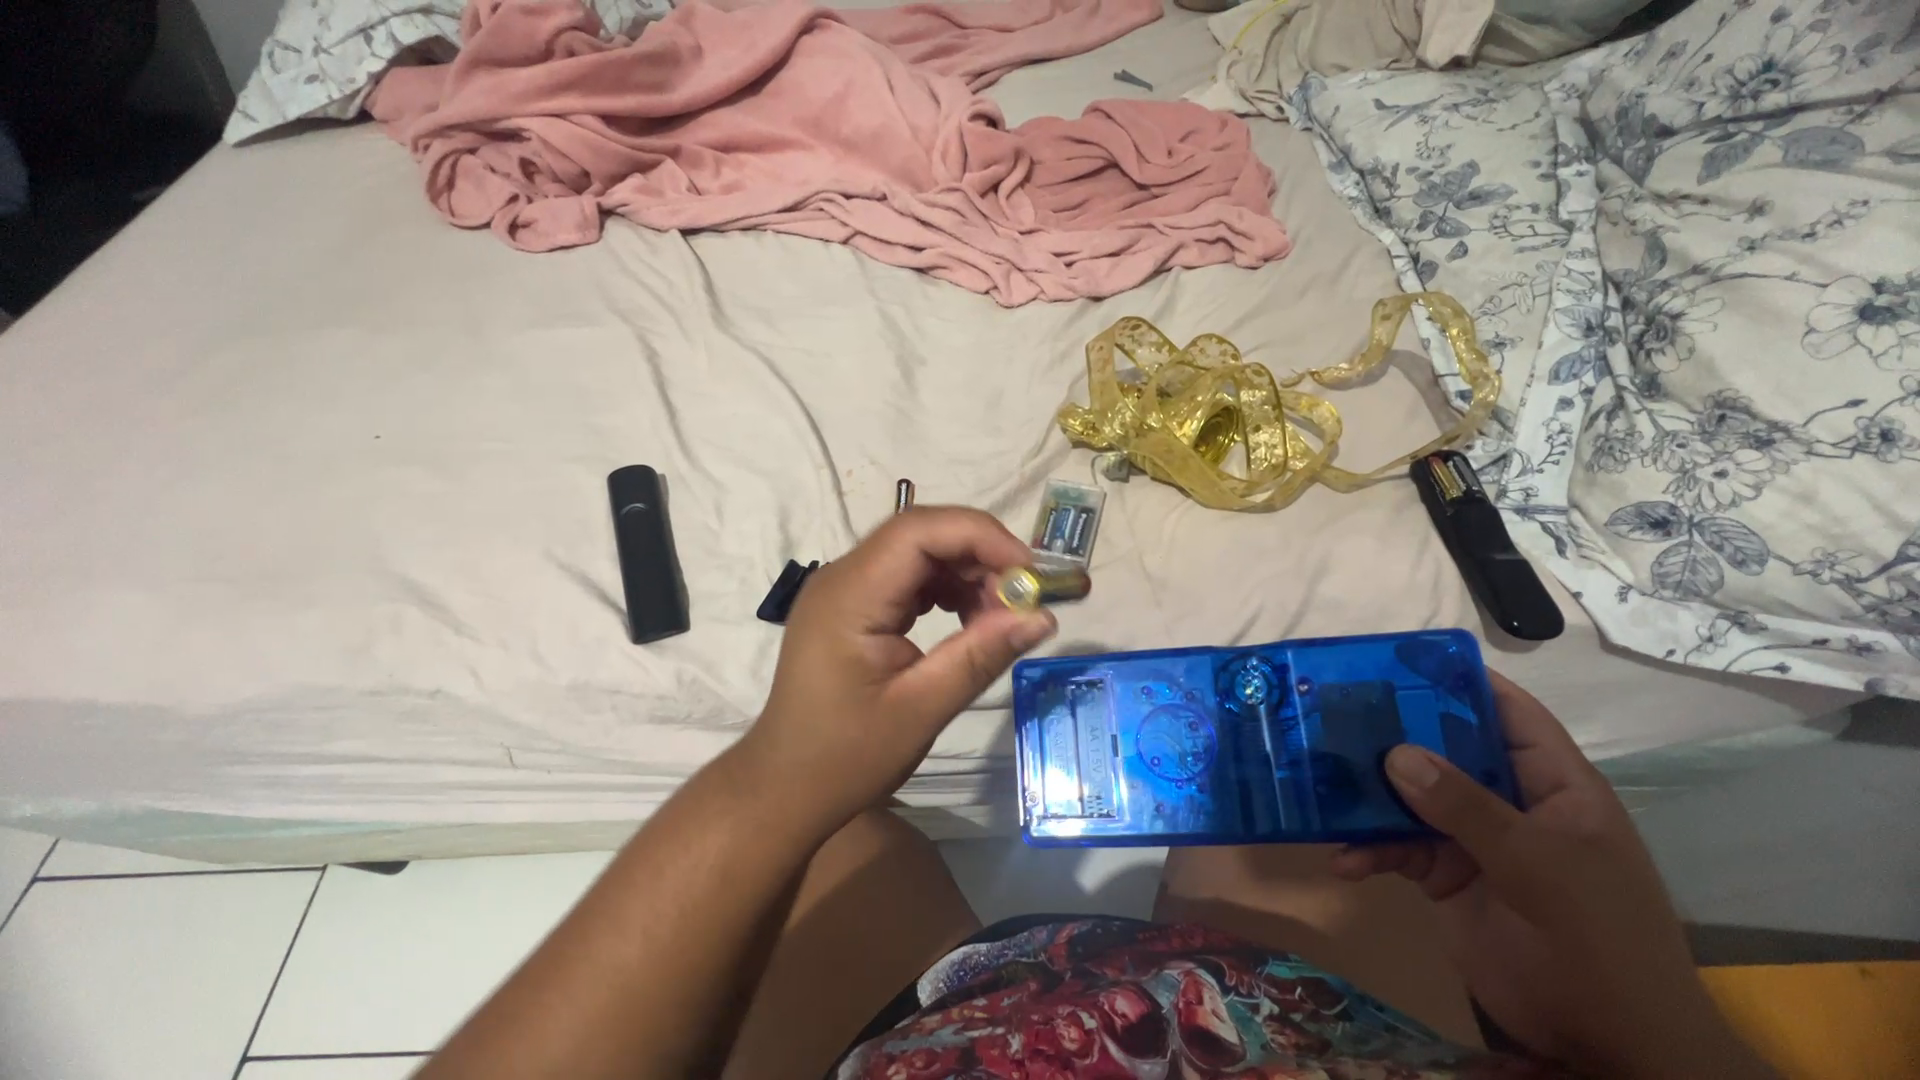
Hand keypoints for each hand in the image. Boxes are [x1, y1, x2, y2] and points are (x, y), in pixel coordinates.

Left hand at [737, 506, 1057, 829]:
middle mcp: (843, 578)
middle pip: (920, 534)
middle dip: (980, 555)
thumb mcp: (921, 710)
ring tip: (1002, 616)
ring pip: (918, 553)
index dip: (980, 537)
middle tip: (1024, 597)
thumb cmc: (846, 756)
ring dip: (967, 573)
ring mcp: (845, 590)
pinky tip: (972, 622)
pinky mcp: (854, 608)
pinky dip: (947, 591)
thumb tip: (1043, 617)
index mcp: (850, 596)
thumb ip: (980, 656)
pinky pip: (908, 579)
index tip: (1029, 574)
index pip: (918, 530)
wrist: (786, 786)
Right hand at [1331, 671, 1771, 1079]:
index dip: (1463, 682)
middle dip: (1395, 734)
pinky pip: (1398, 849)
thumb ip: (1467, 808)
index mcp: (1553, 786)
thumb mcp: (1537, 866)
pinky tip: (1343, 861)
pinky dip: (1369, 851)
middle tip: (1333, 713)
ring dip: (1369, 796)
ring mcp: (1476, 841)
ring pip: (1412, 798)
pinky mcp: (1446, 878)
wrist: (1606, 1040)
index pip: (1510, 715)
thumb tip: (1396, 753)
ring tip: (1321, 783)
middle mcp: (1510, 803)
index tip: (1401, 661)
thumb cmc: (1596, 939)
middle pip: (1447, 750)